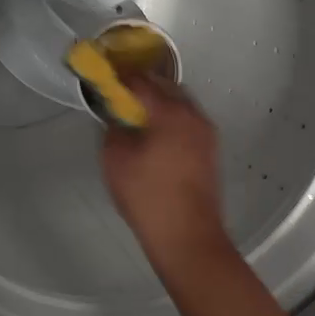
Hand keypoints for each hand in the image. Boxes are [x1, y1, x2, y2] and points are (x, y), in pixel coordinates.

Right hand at [100, 73, 232, 275]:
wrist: (188, 237)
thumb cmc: (147, 195)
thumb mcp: (115, 159)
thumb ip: (113, 129)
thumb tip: (117, 117)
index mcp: (169, 112)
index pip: (141, 81)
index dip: (120, 78)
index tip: (104, 81)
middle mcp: (193, 115)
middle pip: (165, 86)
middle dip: (142, 87)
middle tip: (120, 97)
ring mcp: (206, 133)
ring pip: (180, 103)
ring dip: (160, 103)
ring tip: (138, 117)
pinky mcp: (211, 150)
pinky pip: (188, 121)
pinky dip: (172, 119)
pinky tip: (156, 136)